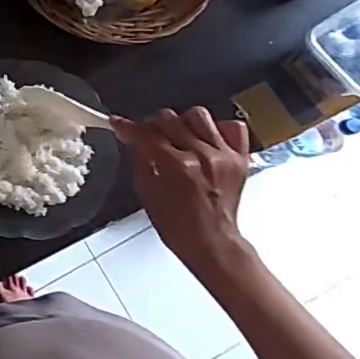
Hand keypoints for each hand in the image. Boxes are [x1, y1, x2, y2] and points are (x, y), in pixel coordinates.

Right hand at [113, 108, 252, 272]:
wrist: (212, 243)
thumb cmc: (180, 228)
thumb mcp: (148, 195)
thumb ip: (140, 162)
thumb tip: (133, 140)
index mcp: (177, 167)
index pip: (146, 134)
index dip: (127, 127)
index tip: (120, 124)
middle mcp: (202, 156)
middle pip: (170, 119)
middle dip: (151, 124)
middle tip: (147, 134)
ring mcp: (223, 156)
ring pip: (198, 115)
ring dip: (182, 122)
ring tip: (177, 135)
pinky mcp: (239, 158)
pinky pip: (232, 127)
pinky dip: (217, 128)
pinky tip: (206, 139)